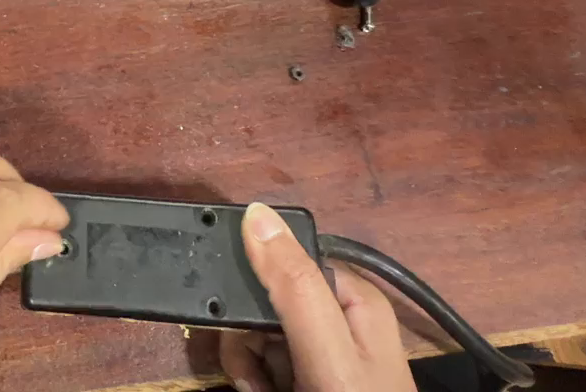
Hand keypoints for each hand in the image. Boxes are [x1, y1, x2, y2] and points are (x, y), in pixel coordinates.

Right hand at [219, 203, 413, 391]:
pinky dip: (253, 379)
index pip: (284, 258)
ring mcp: (325, 354)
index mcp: (352, 296)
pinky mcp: (311, 379)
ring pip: (257, 332)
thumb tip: (257, 211)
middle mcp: (340, 318)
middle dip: (244, 334)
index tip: (234, 317)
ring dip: (244, 362)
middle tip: (250, 375)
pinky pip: (264, 362)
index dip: (251, 282)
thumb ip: (294, 285)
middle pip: (265, 297)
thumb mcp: (327, 356)